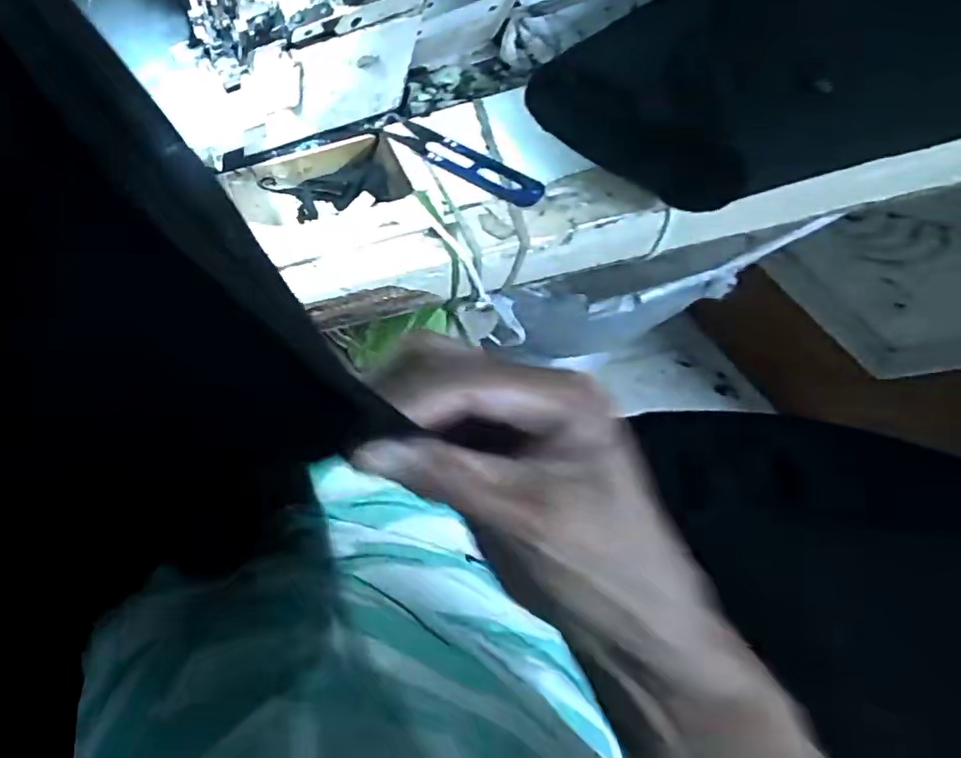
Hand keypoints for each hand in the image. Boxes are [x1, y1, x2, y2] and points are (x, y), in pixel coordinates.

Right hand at [352, 335, 818, 756]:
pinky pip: (425, 406)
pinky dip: (398, 423)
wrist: (634, 629)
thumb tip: (359, 449)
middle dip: (392, 394)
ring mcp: (505, 403)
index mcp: (560, 394)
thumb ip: (442, 473)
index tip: (360, 439)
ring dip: (390, 405)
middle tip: (357, 434)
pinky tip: (391, 453)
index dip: (406, 403)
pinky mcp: (484, 428)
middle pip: (437, 362)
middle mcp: (530, 383)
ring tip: (369, 443)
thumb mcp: (523, 518)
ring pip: (424, 376)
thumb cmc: (599, 572)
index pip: (463, 379)